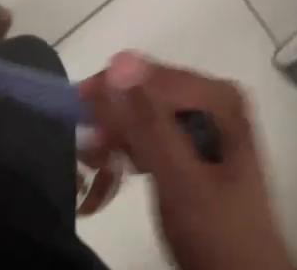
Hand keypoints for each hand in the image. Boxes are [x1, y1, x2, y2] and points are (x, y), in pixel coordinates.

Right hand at [82, 52, 296, 269]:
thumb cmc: (219, 234)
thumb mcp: (180, 178)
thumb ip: (149, 122)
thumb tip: (120, 61)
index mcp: (220, 98)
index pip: (152, 76)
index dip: (111, 90)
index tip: (77, 112)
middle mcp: (213, 102)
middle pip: (148, 94)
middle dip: (114, 118)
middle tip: (85, 149)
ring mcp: (205, 125)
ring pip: (146, 115)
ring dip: (117, 137)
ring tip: (95, 165)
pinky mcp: (194, 150)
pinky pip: (152, 136)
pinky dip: (130, 151)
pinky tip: (111, 171)